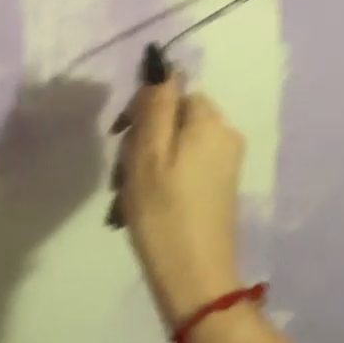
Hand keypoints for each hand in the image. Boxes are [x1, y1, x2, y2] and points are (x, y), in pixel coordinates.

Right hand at [113, 74, 245, 327]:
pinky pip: (183, 168)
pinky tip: (140, 209)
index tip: (118, 138)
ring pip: (173, 146)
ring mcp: (225, 164)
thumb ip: (155, 104)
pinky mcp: (219, 188)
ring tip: (125, 199)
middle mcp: (225, 136)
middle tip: (120, 177)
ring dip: (144, 166)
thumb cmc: (163, 214)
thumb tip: (161, 63)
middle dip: (139, 142)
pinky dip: (159, 182)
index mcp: (210, 122)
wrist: (195, 279)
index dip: (141, 109)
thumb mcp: (148, 153)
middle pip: (172, 119)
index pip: (171, 90)